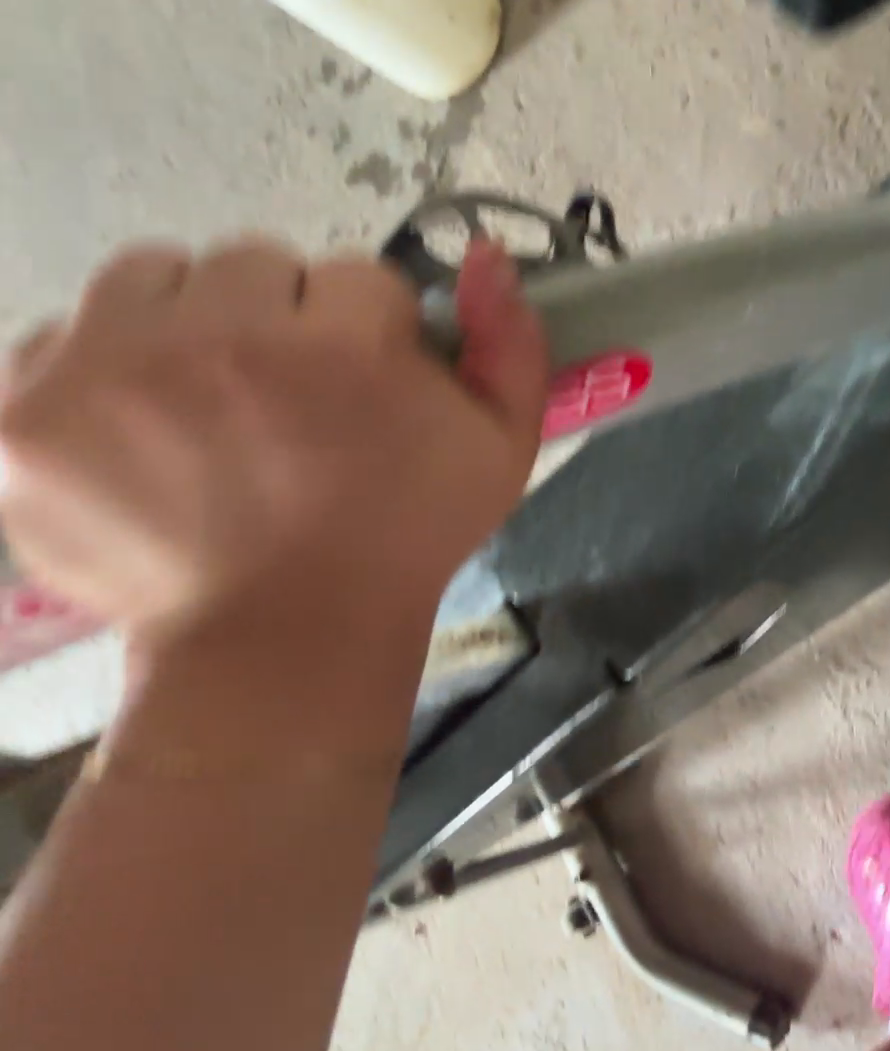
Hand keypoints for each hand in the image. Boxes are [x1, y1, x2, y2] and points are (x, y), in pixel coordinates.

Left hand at [0, 237, 547, 644]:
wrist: (291, 629)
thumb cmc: (415, 535)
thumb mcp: (505, 450)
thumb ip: (512, 348)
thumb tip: (490, 252)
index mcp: (348, 348)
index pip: (359, 275)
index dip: (377, 329)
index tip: (376, 382)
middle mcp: (222, 338)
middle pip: (252, 261)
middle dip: (286, 314)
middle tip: (298, 392)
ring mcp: (106, 370)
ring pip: (150, 276)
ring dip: (194, 321)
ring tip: (218, 398)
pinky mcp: (21, 413)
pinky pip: (60, 335)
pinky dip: (109, 370)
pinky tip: (151, 433)